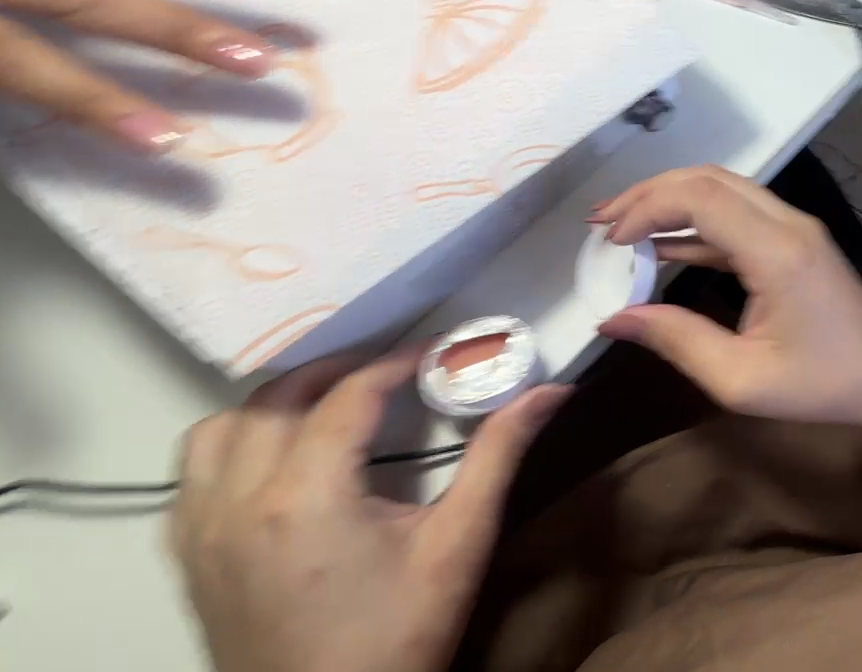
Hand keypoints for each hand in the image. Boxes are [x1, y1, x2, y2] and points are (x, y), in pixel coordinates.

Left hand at [171, 349, 568, 671]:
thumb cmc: (400, 631)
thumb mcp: (461, 540)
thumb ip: (500, 453)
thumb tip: (551, 390)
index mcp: (305, 496)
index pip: (346, 396)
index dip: (396, 363)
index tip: (439, 353)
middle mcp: (236, 504)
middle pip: (274, 399)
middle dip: (337, 369)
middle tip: (393, 370)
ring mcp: (199, 535)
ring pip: (218, 431)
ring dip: (276, 404)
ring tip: (335, 405)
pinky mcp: (188, 561)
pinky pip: (193, 475)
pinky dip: (237, 444)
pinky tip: (287, 458)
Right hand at [594, 165, 861, 429]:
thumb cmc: (823, 384)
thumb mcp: (742, 378)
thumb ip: (678, 341)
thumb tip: (614, 318)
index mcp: (777, 251)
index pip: (702, 198)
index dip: (649, 208)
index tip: (609, 240)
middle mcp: (789, 224)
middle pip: (712, 180)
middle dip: (652, 194)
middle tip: (601, 223)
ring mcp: (797, 228)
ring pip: (726, 190)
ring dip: (673, 201)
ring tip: (619, 228)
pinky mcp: (797, 241)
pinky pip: (741, 215)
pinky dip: (699, 223)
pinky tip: (662, 246)